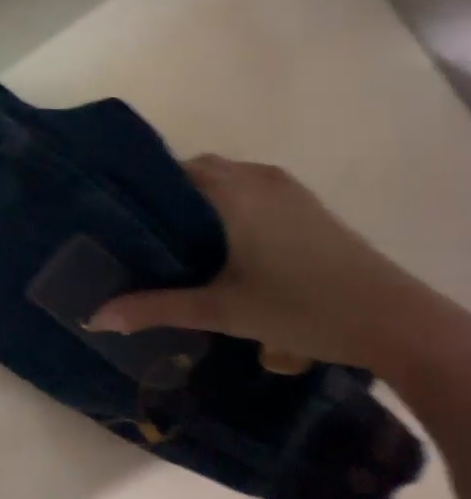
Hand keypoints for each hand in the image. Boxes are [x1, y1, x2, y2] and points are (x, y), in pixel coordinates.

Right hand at [88, 155, 446, 371]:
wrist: (406, 329)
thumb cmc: (305, 309)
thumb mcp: (222, 311)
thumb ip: (155, 308)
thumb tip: (92, 318)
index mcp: (228, 190)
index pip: (159, 169)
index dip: (129, 188)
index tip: (105, 212)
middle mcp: (253, 177)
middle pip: (187, 171)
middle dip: (160, 196)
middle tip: (132, 230)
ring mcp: (286, 189)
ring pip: (220, 178)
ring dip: (195, 200)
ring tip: (170, 236)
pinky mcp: (307, 205)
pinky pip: (247, 188)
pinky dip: (224, 204)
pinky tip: (217, 241)